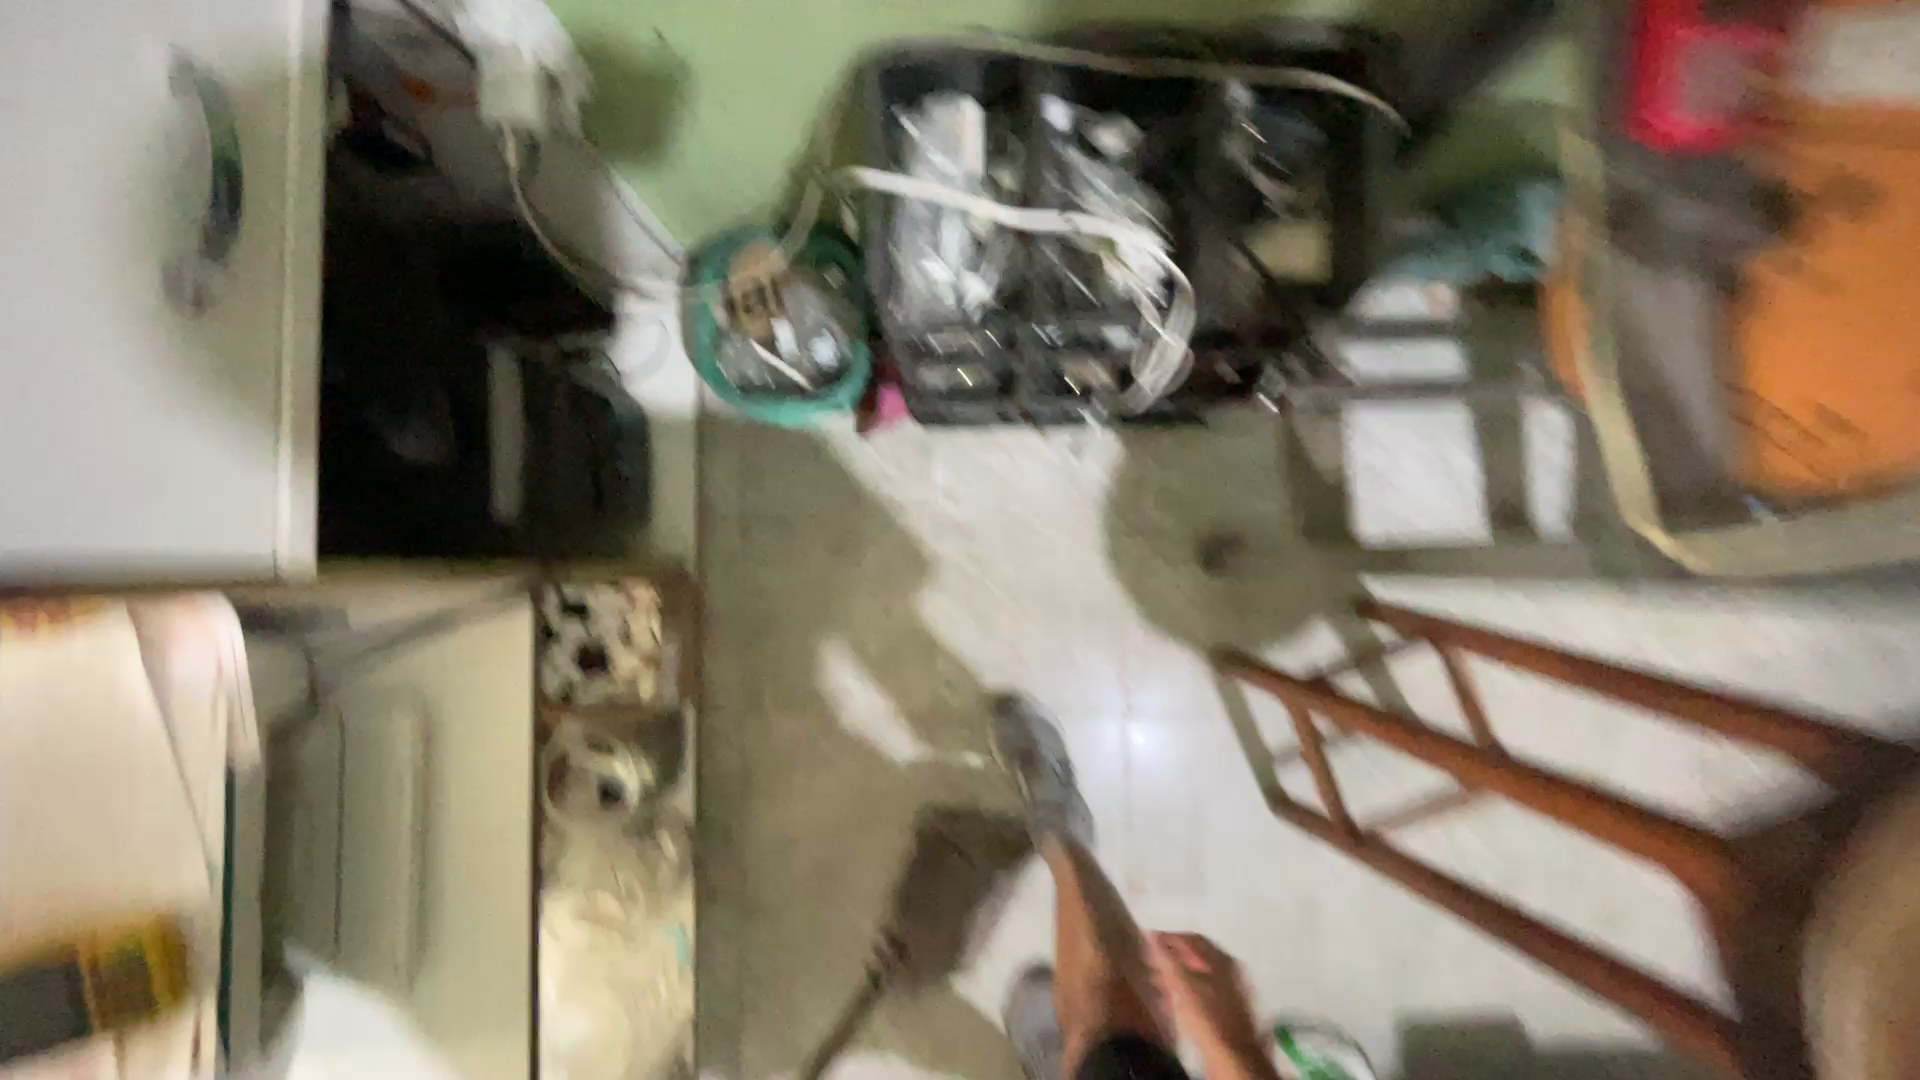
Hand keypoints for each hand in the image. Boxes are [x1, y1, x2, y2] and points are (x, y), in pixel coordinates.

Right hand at [1147, 932, 1266, 1058]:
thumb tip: (1151, 935)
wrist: (1233, 1058)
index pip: (1191, 938)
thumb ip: (1165, 958)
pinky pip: (1204, 991)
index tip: (1149, 940)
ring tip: (1156, 981)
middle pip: (1196, 955)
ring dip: (1177, 975)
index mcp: (1221, 959)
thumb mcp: (1181, 985)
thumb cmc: (1206, 1018)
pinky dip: (1186, 990)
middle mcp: (1230, 970)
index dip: (1168, 937)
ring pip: (1199, 974)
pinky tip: (1172, 1001)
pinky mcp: (1229, 1010)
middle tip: (1151, 961)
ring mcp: (1232, 990)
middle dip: (1171, 957)